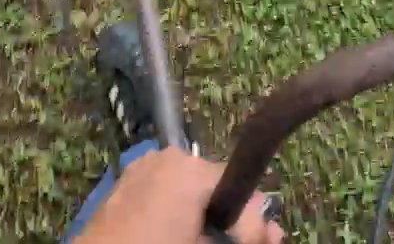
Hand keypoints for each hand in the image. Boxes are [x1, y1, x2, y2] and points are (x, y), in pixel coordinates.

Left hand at [75, 147, 284, 243]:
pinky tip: (173, 235)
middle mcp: (166, 157)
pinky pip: (162, 197)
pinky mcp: (123, 188)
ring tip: (199, 239)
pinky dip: (172, 217)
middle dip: (225, 219)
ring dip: (200, 219)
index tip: (254, 243)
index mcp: (189, 168)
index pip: (239, 184)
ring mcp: (141, 169)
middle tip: (230, 243)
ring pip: (187, 194)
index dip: (249, 220)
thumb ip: (246, 234)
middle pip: (213, 187)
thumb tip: (270, 226)